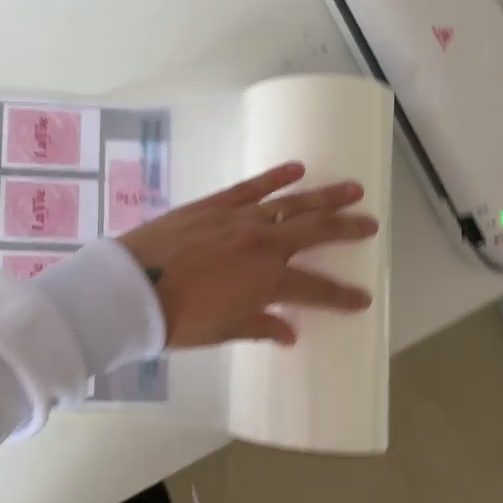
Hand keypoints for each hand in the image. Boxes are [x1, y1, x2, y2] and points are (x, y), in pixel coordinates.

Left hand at [117, 162, 376, 348]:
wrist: (132, 289)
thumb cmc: (179, 319)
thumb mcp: (223, 330)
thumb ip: (260, 327)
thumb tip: (289, 333)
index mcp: (267, 280)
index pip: (316, 289)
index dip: (342, 296)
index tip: (362, 299)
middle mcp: (262, 244)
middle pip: (314, 232)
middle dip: (346, 229)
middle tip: (370, 224)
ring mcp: (238, 219)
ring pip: (290, 203)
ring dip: (322, 196)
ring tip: (351, 189)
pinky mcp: (213, 204)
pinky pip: (251, 187)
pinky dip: (275, 177)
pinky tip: (296, 168)